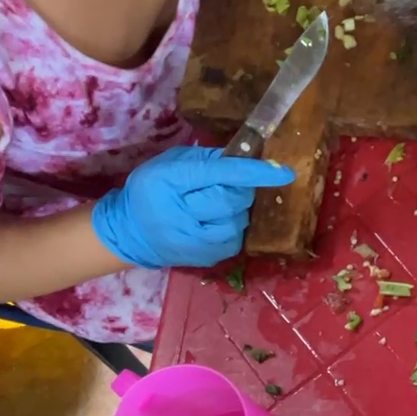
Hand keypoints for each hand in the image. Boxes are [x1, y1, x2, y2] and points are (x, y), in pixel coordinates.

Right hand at [91, 146, 296, 268]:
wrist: (132, 233)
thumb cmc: (151, 191)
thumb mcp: (168, 165)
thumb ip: (204, 159)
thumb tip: (242, 158)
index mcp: (170, 181)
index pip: (219, 174)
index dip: (253, 172)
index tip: (284, 172)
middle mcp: (184, 214)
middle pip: (233, 199)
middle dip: (240, 189)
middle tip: (226, 186)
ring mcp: (198, 241)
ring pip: (239, 219)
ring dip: (235, 210)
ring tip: (213, 207)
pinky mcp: (210, 257)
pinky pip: (236, 237)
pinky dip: (232, 226)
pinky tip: (214, 223)